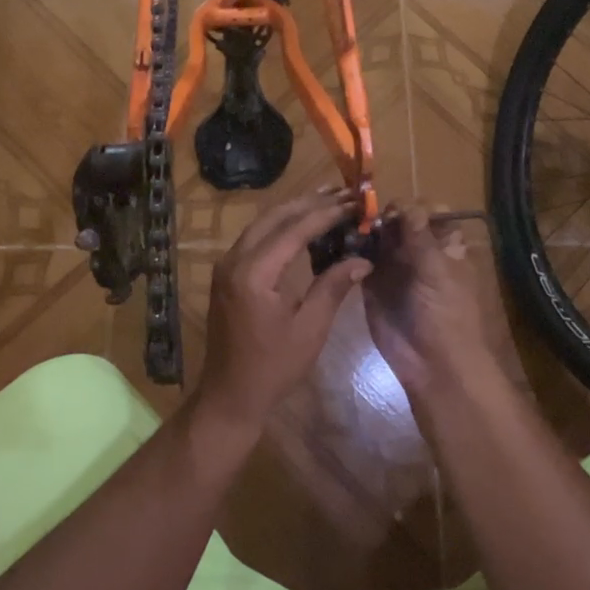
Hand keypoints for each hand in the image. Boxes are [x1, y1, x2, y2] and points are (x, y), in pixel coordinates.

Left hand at [194, 189, 374, 429]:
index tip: (353, 203)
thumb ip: (333, 287)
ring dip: (294, 211)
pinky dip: (280, 227)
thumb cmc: (273, 367)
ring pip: (263, 224)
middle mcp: (234, 260)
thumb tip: (362, 259)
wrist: (230, 395)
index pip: (295, 229)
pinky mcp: (227, 274)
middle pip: (275, 217)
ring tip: (326, 201)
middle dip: (310, 203)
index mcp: (254, 273)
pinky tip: (302, 227)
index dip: (326, 214)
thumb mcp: (310, 329)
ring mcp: (226, 265)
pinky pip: (255, 238)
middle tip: (343, 194)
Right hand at [362, 204, 506, 400]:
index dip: (414, 206)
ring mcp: (394, 267)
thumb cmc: (447, 314)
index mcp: (444, 245)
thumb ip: (420, 236)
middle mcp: (418, 251)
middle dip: (383, 214)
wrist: (434, 365)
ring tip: (346, 220)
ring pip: (378, 237)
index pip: (430, 212)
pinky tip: (336, 239)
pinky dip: (349, 249)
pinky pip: (359, 259)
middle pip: (399, 221)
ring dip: (364, 228)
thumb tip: (405, 204)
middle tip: (365, 214)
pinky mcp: (372, 284)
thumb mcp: (438, 271)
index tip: (396, 210)